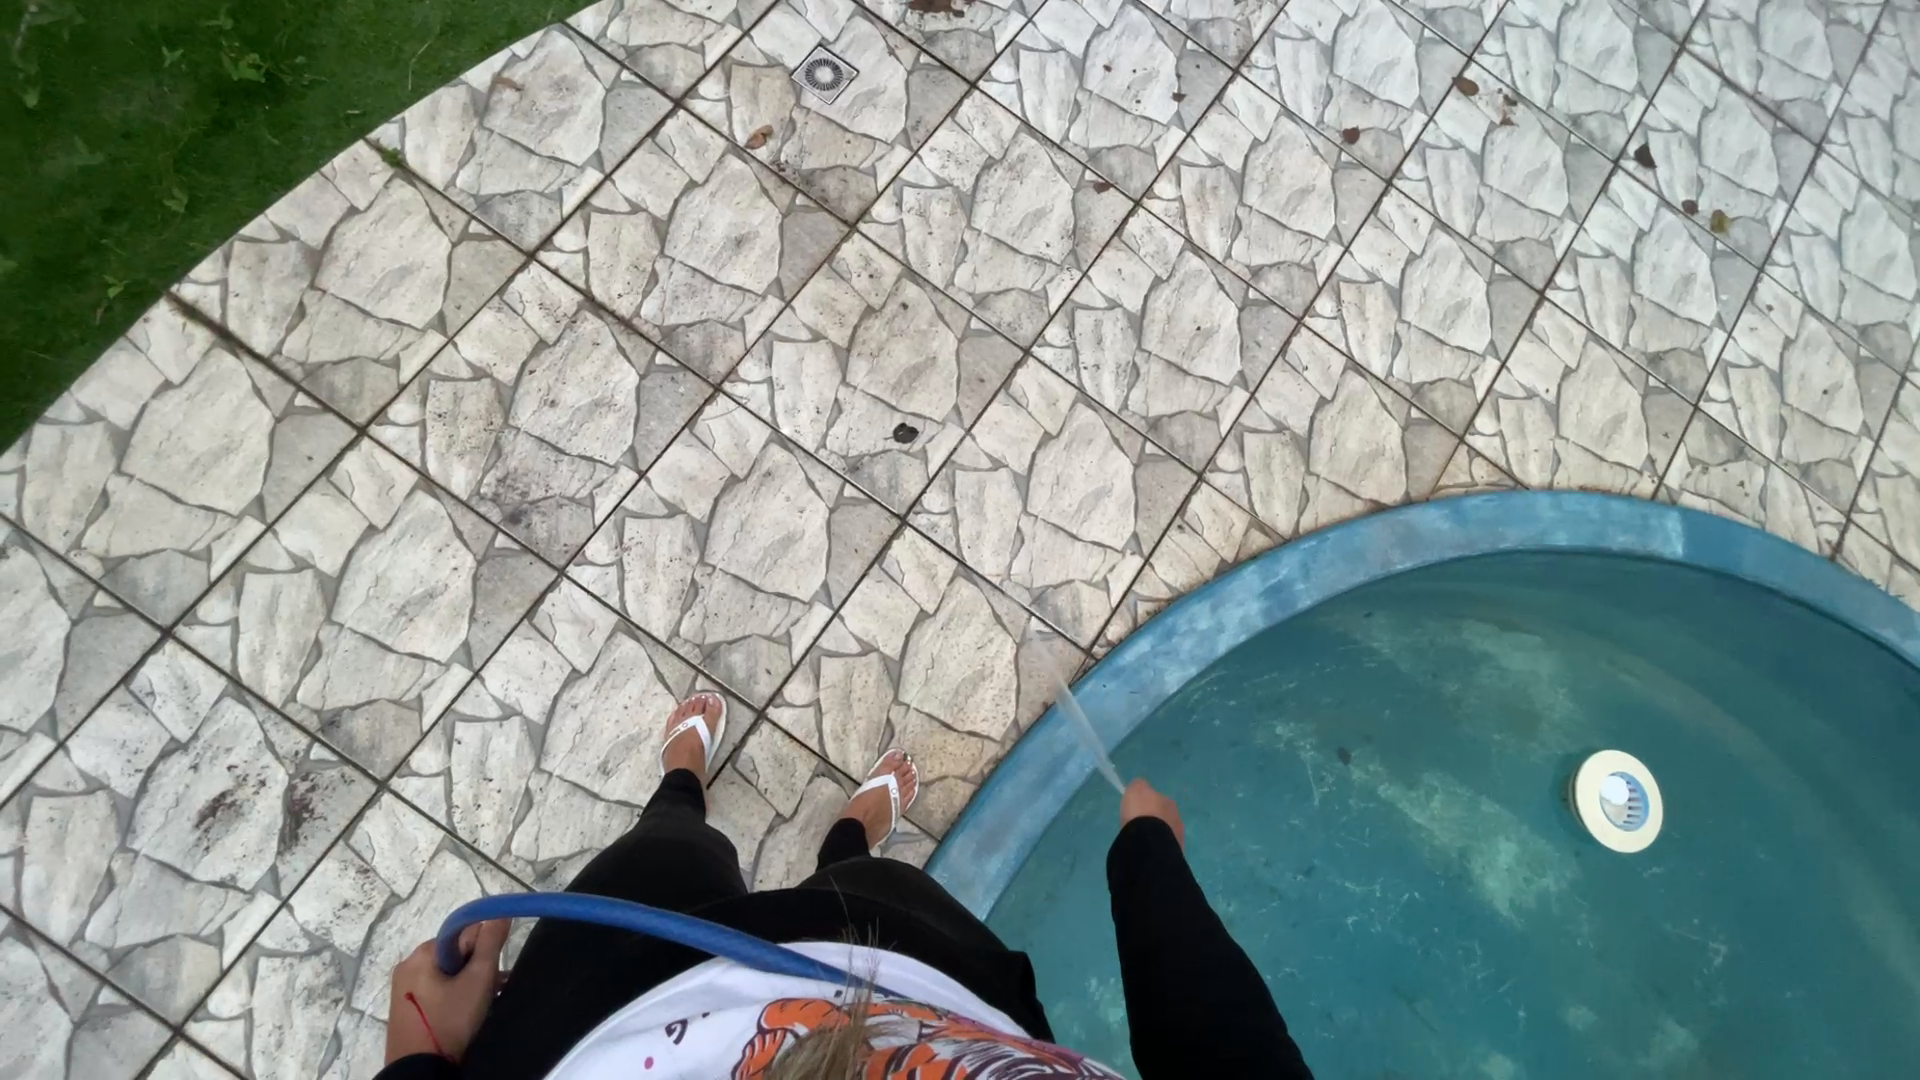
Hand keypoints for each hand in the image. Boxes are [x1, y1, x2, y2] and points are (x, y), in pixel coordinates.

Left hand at [385, 920, 509, 1063]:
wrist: (419, 1073)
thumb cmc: (449, 1020)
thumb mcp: (478, 979)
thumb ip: (491, 941)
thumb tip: (500, 913)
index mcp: (421, 955)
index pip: (465, 934)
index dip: (484, 948)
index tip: (491, 970)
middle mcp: (408, 966)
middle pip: (458, 951)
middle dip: (479, 965)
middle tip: (490, 986)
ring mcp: (405, 988)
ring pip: (450, 970)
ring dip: (471, 980)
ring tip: (486, 998)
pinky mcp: (407, 1006)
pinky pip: (439, 987)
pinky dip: (457, 991)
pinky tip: (471, 1007)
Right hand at [1120, 778, 1184, 848]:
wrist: (1148, 842)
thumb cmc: (1141, 812)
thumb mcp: (1136, 790)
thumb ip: (1140, 786)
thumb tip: (1141, 787)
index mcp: (1168, 801)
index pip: (1158, 799)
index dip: (1147, 804)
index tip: (1137, 810)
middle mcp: (1177, 817)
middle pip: (1164, 816)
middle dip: (1154, 820)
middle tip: (1140, 825)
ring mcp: (1178, 837)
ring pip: (1166, 833)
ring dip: (1157, 834)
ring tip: (1143, 839)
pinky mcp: (1175, 853)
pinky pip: (1164, 847)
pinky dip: (1157, 847)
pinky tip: (1148, 849)